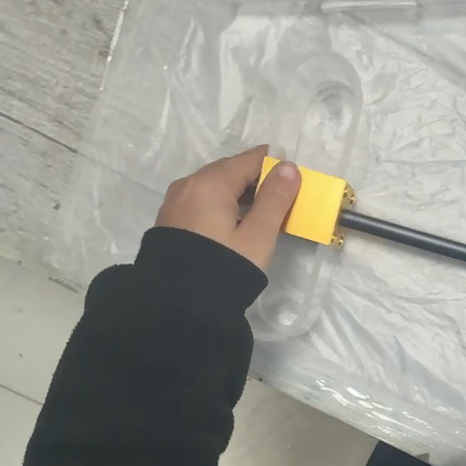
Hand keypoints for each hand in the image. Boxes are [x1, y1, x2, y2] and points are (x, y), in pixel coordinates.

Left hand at [154, 146, 300, 271]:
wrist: (179, 305)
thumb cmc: (225, 268)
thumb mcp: (258, 236)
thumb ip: (275, 199)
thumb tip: (288, 167)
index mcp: (211, 183)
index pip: (250, 160)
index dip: (276, 166)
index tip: (295, 181)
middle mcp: (188, 184)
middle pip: (230, 171)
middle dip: (258, 181)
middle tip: (281, 201)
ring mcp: (175, 202)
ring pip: (215, 187)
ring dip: (240, 196)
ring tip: (261, 217)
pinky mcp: (170, 221)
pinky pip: (202, 202)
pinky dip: (222, 206)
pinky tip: (234, 227)